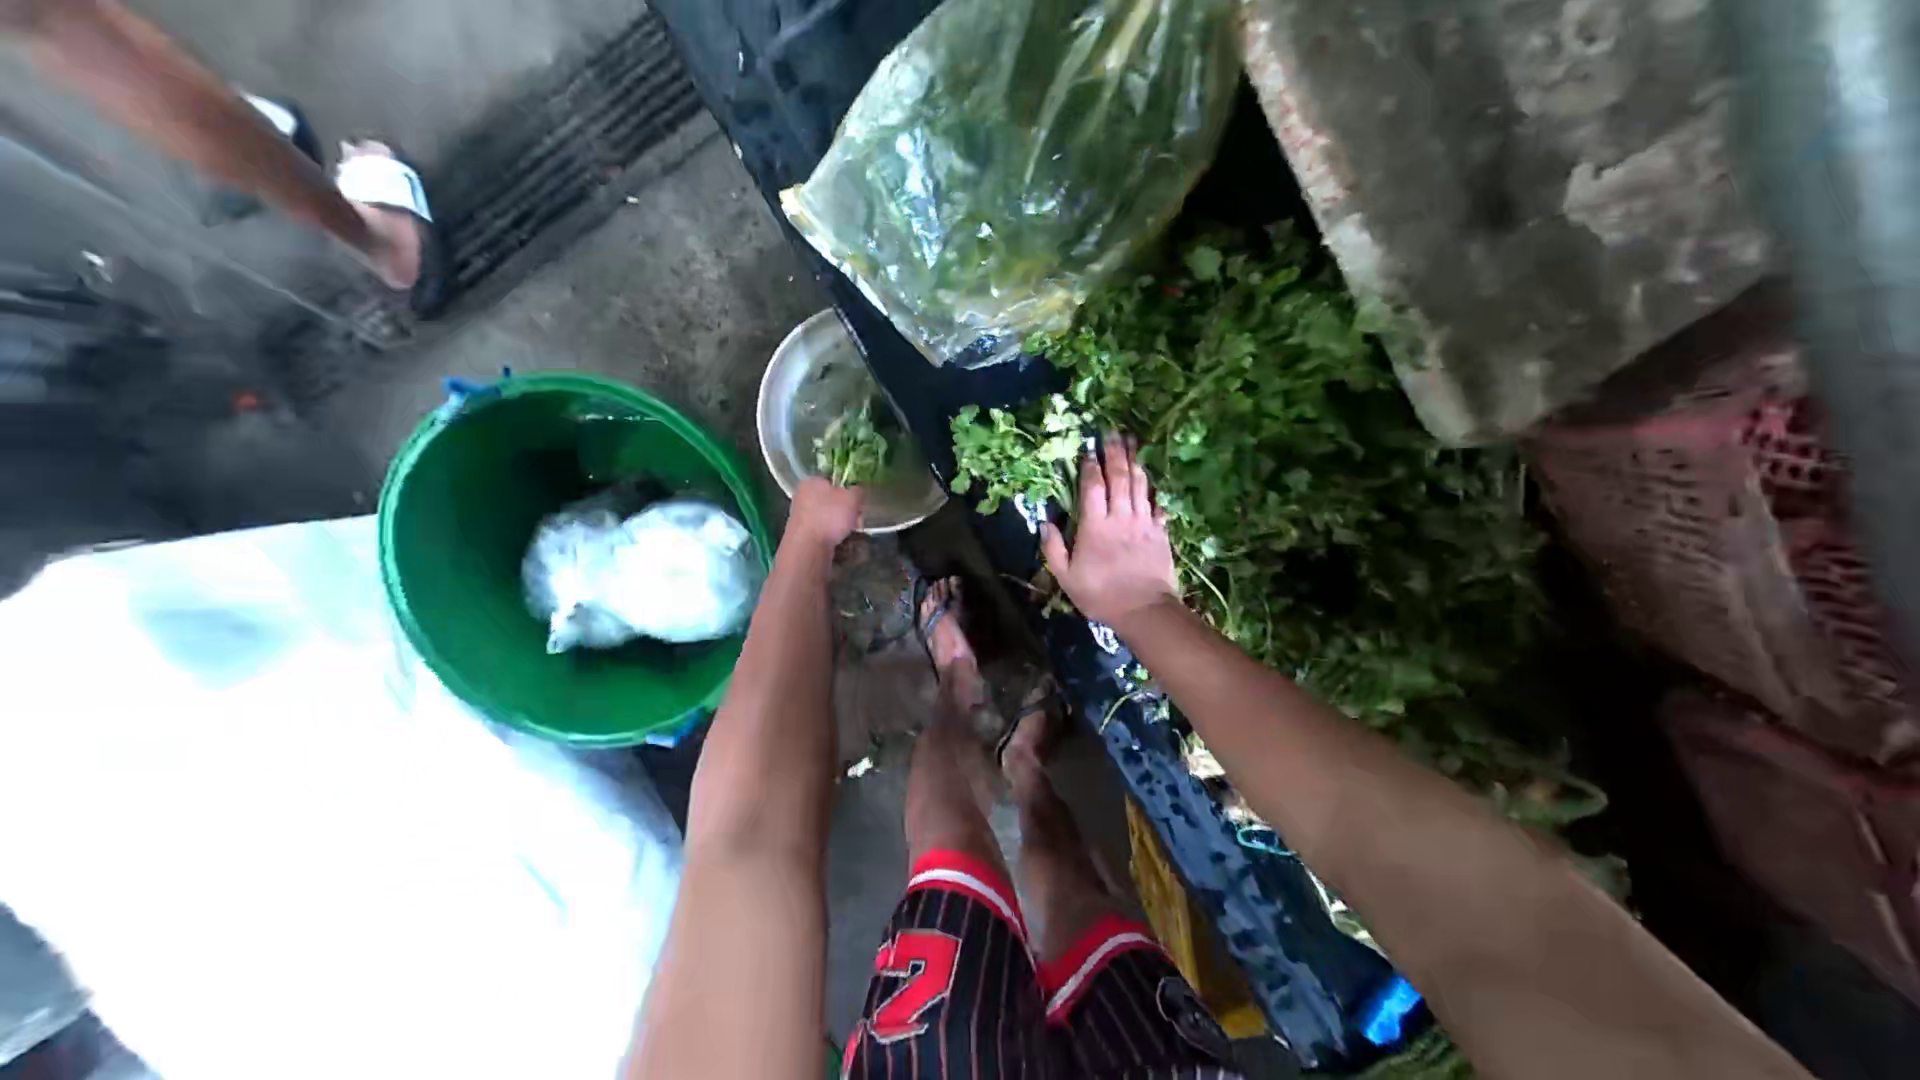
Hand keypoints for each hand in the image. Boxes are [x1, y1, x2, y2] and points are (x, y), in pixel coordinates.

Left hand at [786, 476, 863, 550]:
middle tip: (857, 519)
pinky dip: (831, 533)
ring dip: (840, 523)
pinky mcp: (801, 532)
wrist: (808, 546)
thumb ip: (857, 491)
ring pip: (827, 515)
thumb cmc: (830, 516)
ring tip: (849, 532)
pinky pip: (821, 529)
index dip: (848, 492)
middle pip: (831, 500)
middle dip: (846, 510)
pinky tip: (838, 540)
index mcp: (811, 482)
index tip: (857, 504)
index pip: (833, 482)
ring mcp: (799, 515)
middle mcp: (802, 496)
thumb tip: (856, 492)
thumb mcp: (852, 498)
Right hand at [1040, 432, 1180, 629]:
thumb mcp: (1066, 577)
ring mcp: (1144, 523)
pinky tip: (1152, 486)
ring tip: (1132, 446)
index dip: (1091, 466)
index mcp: (1095, 526)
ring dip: (1135, 464)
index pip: (1093, 487)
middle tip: (1113, 433)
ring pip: (1140, 486)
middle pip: (1119, 478)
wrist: (1144, 610)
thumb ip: (1054, 548)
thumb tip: (1045, 523)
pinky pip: (1158, 507)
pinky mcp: (1161, 533)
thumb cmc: (1100, 595)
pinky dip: (1153, 493)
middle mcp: (1120, 517)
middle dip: (1115, 453)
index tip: (1088, 449)